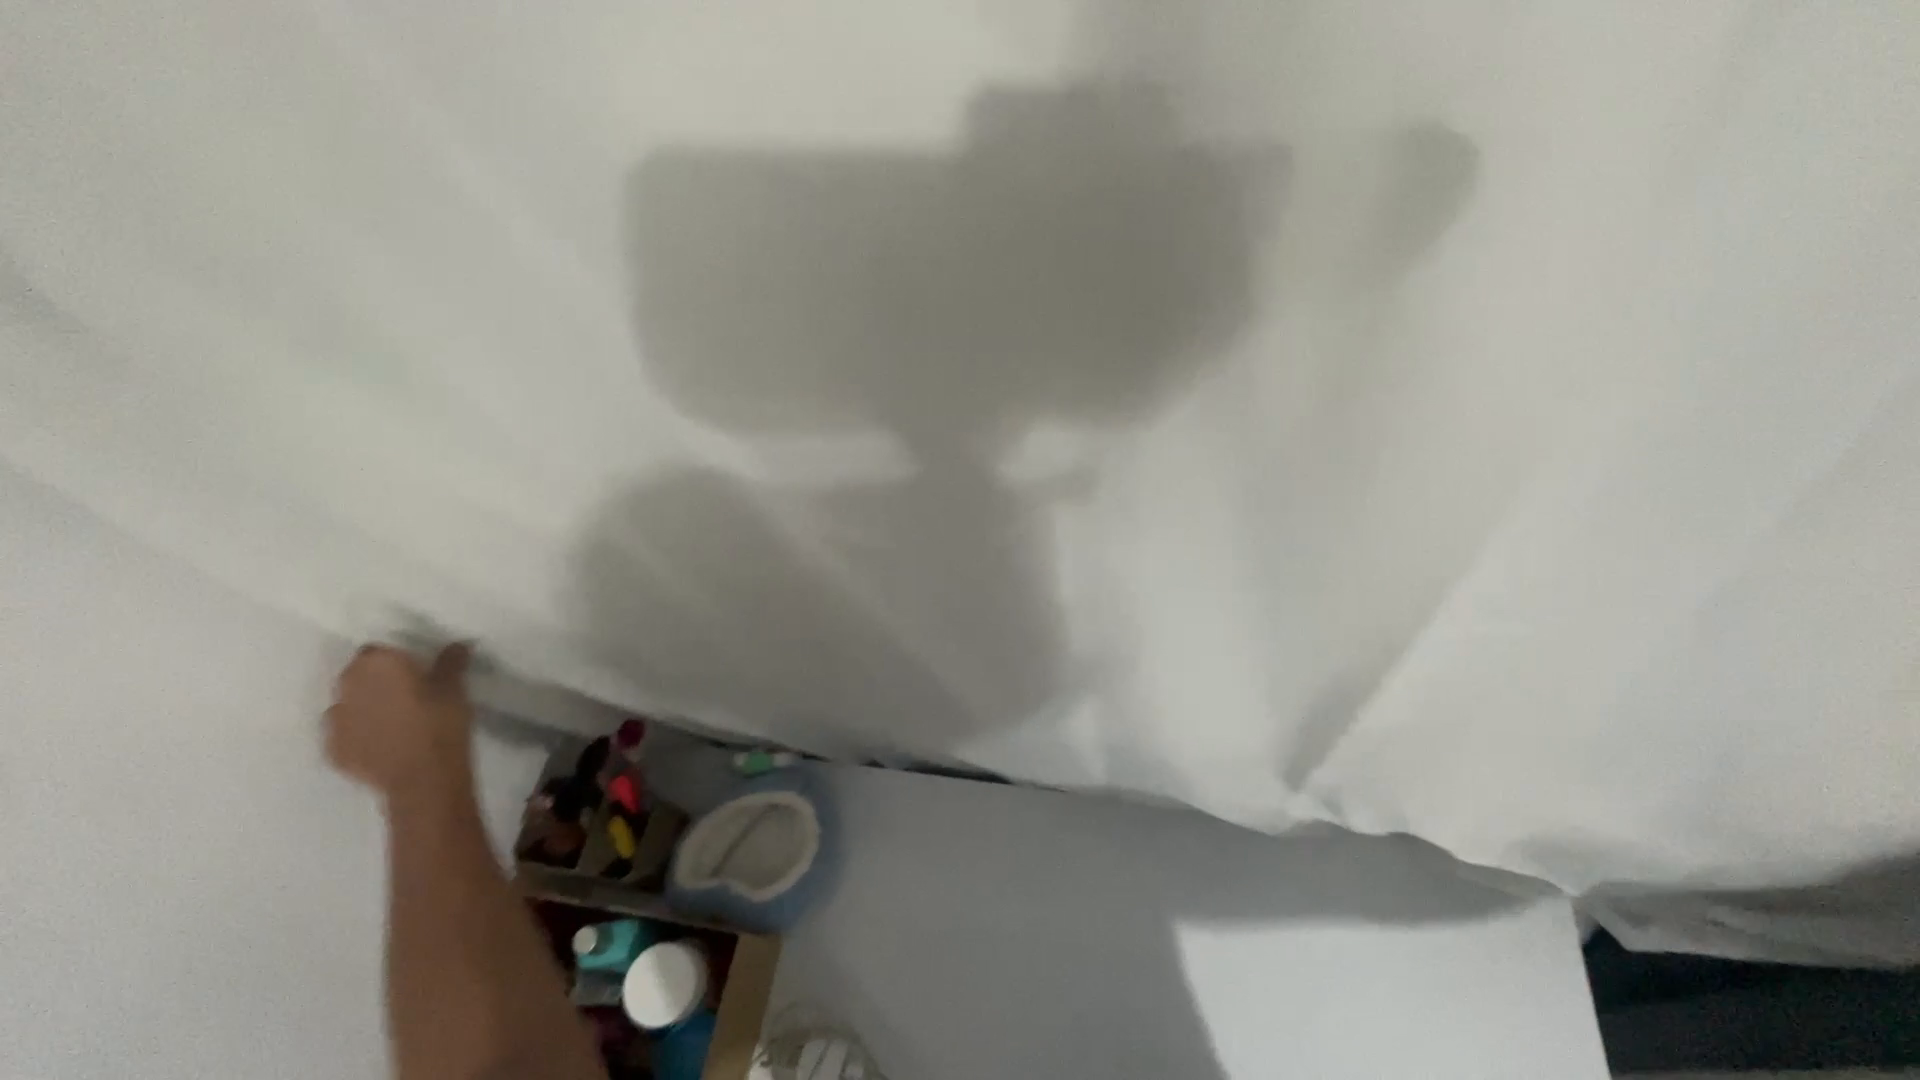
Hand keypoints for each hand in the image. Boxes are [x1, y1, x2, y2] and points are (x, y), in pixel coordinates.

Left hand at [326, 643, 475, 798]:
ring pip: (347, 704)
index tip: (414, 671)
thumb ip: (451, 663)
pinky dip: (359, 734)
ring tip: (392, 721)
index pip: (378, 650)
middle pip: (357, 674)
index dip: (395, 659)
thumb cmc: (441, 724)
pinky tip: (382, 744)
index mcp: (377, 664)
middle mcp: (348, 685)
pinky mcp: (332, 749)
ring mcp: (334, 719)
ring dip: (364, 706)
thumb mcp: (455, 689)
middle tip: (405, 694)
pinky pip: (344, 733)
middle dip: (376, 680)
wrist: (422, 778)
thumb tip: (457, 644)